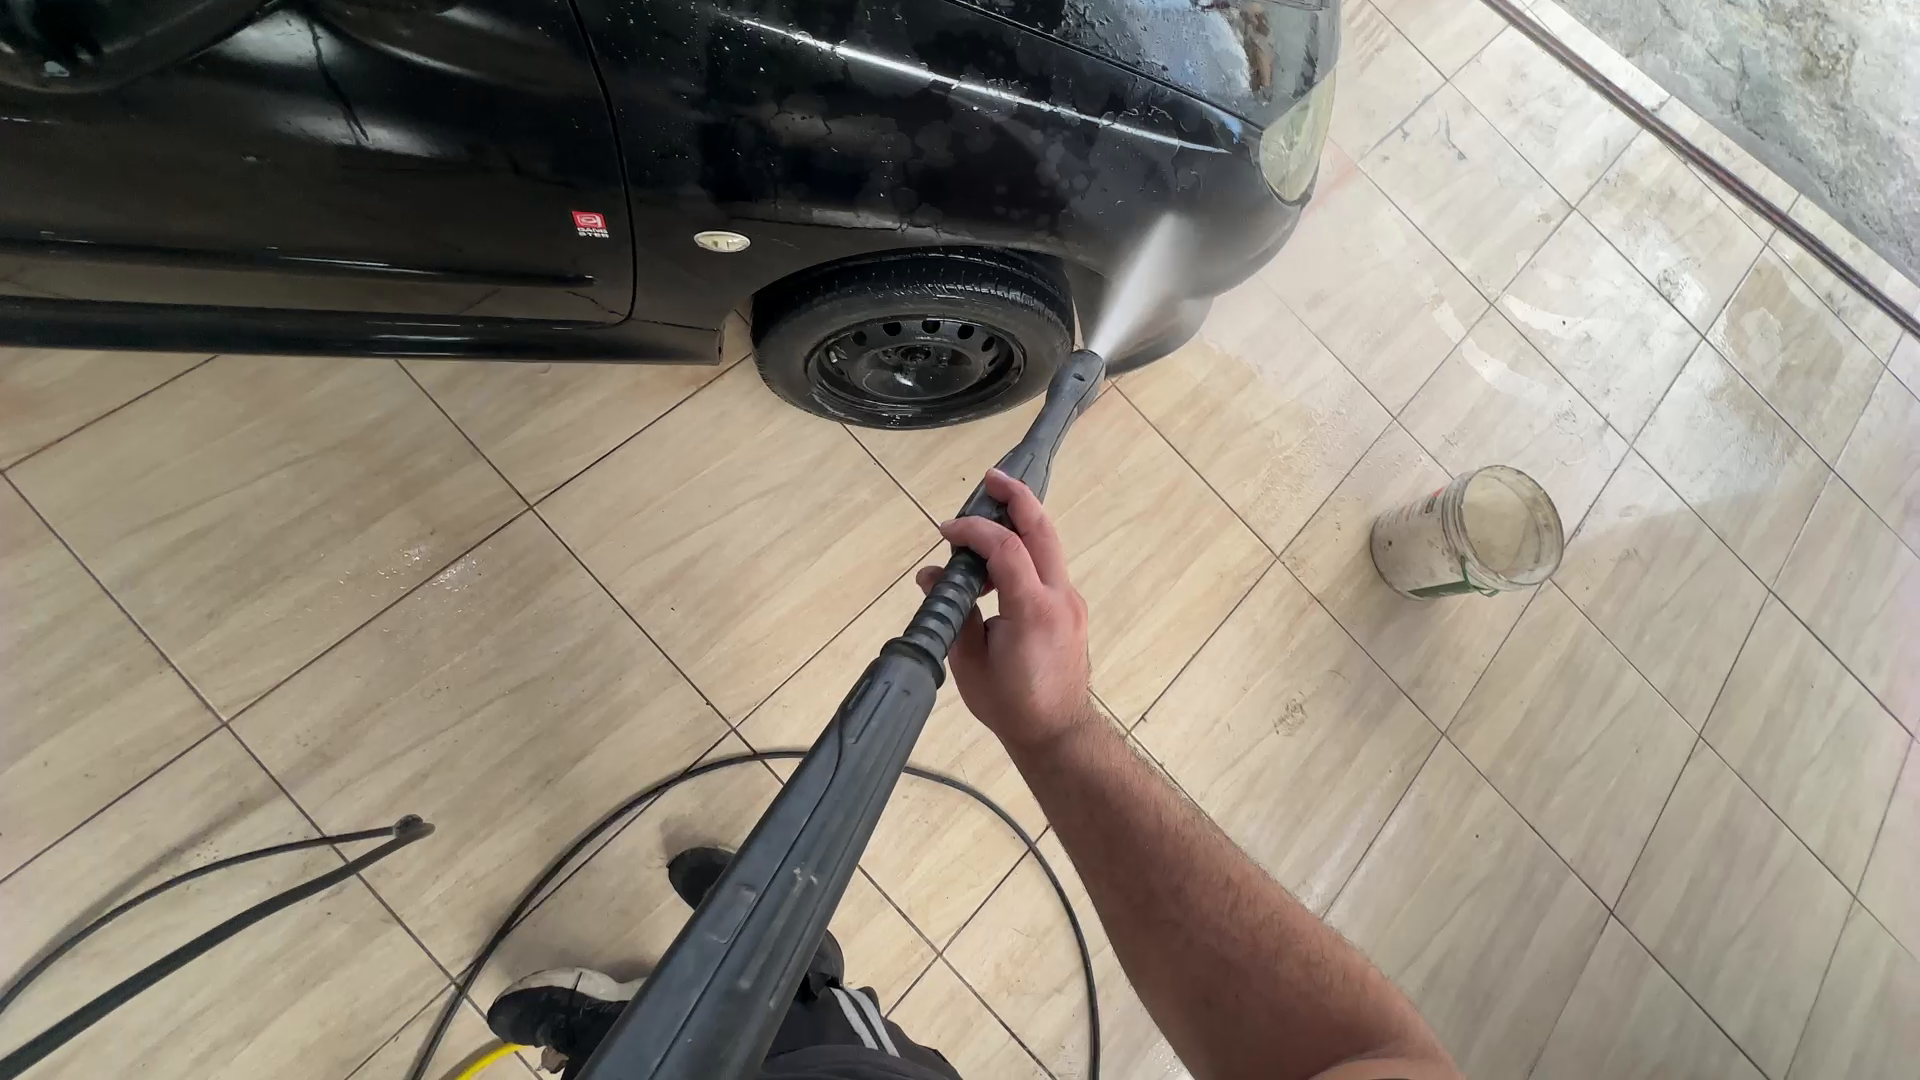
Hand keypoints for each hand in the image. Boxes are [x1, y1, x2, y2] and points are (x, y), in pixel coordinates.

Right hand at [915, 468, 1097, 752]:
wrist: (1057, 732)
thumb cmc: (1010, 704)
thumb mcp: (970, 661)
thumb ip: (954, 612)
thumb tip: (932, 577)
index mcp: (1032, 609)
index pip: (1006, 548)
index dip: (975, 530)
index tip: (947, 531)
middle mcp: (1060, 597)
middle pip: (1042, 530)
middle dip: (1017, 498)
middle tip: (992, 478)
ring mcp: (1071, 601)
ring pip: (1050, 545)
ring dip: (1022, 522)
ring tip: (990, 515)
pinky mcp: (1072, 609)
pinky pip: (1049, 566)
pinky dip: (1026, 550)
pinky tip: (1001, 558)